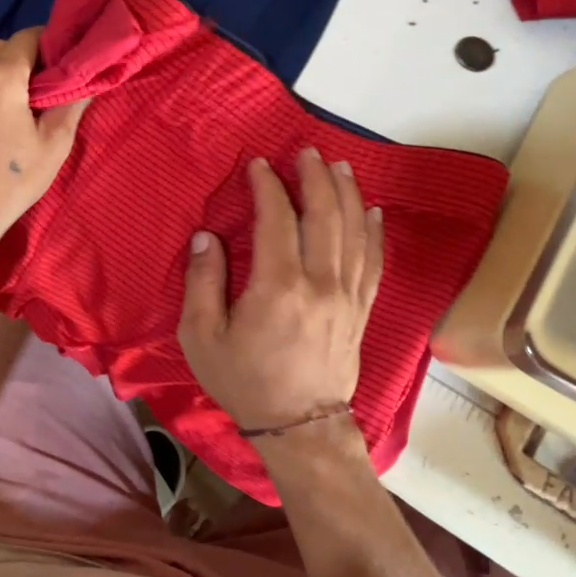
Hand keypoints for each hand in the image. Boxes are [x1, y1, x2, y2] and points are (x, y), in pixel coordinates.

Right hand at [177, 149, 383, 433]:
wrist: (297, 425)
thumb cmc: (241, 379)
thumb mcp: (201, 335)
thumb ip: (203, 282)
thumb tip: (206, 237)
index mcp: (278, 287)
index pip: (277, 221)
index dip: (268, 187)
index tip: (258, 165)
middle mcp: (320, 283)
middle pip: (325, 217)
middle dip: (315, 179)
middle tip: (305, 151)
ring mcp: (347, 296)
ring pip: (355, 233)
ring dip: (347, 195)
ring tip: (339, 167)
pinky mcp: (360, 310)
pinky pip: (374, 261)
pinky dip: (374, 231)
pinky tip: (372, 211)